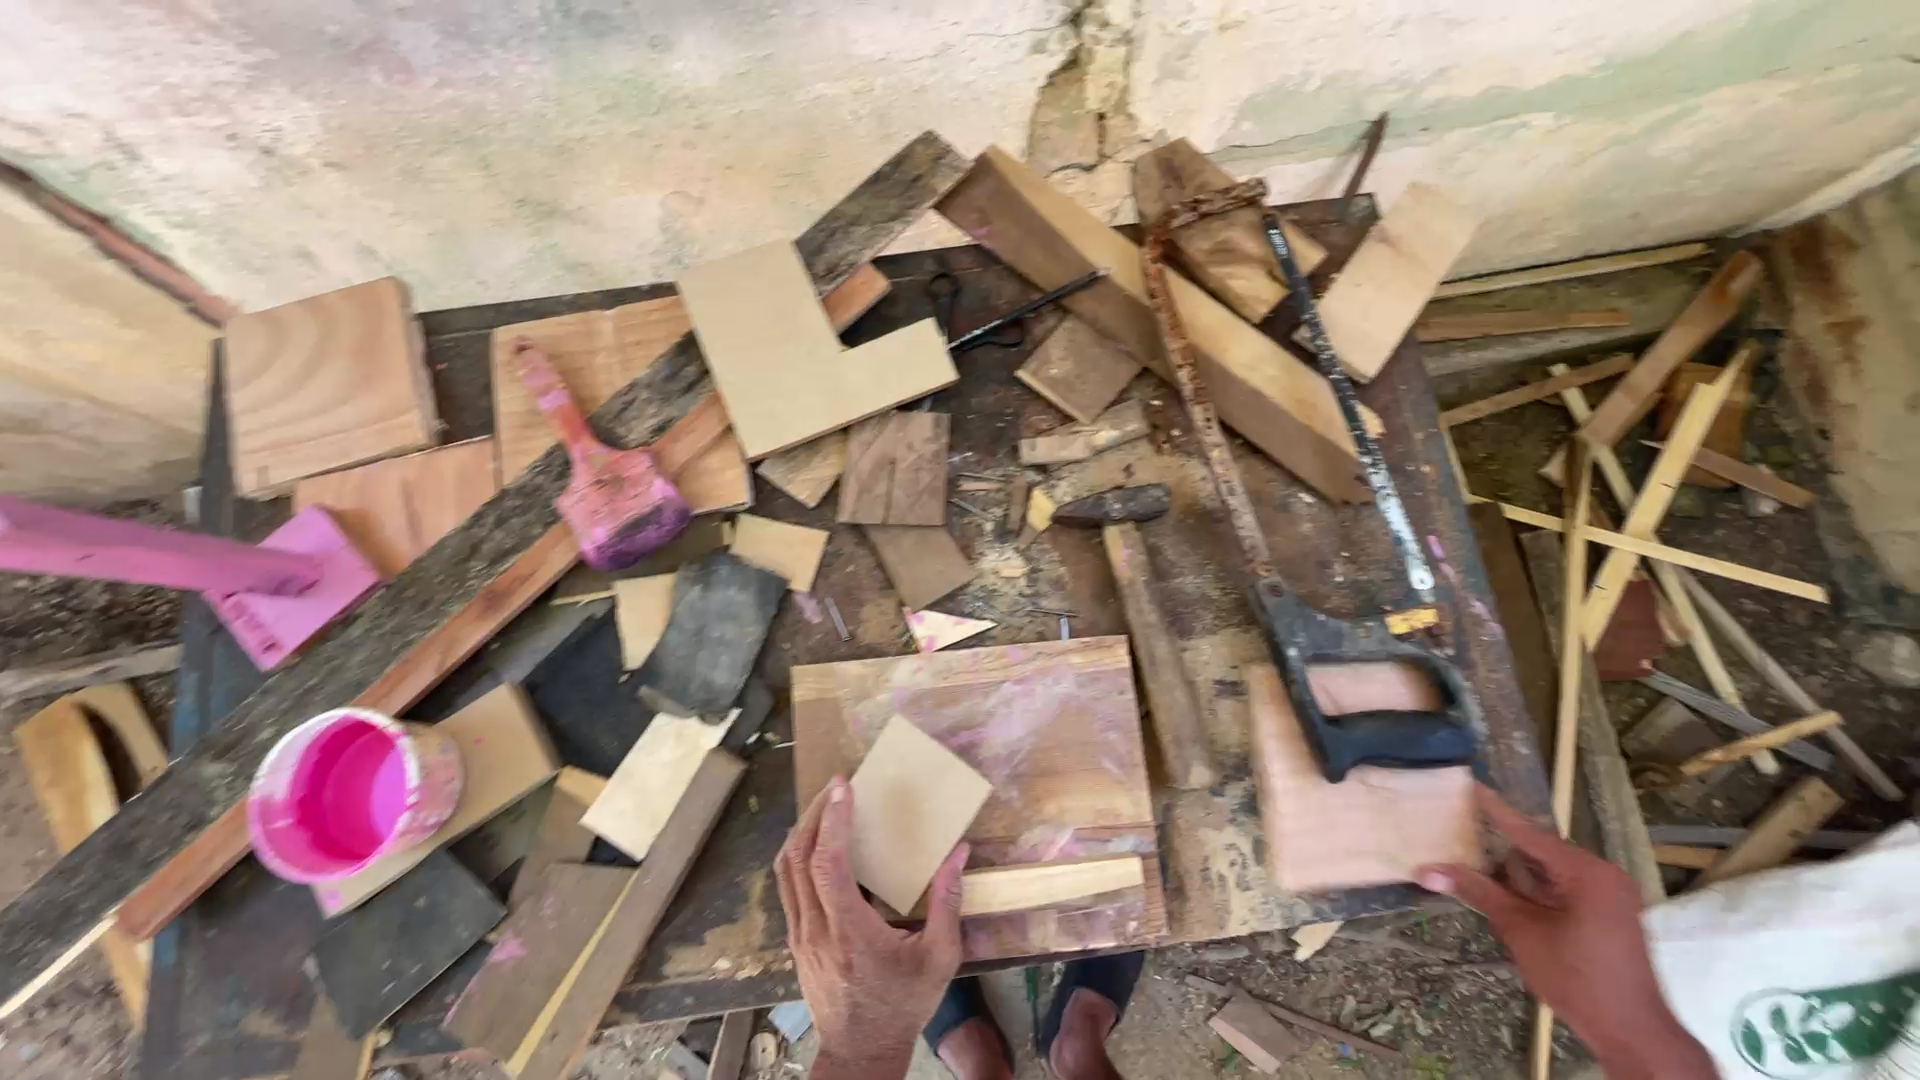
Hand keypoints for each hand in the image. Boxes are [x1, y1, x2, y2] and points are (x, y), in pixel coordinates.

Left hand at [775, 775, 968, 1078]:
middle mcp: (816, 929)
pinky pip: (787, 886)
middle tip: (836, 786)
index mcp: (850, 932)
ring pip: (785, 870)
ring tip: (825, 806)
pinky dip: (798, 855)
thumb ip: (948, 903)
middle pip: (798, 858)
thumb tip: (959, 853)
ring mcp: (800, 935)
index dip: (833, 821)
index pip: (828, 865)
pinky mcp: (796, 940)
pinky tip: (817, 844)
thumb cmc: (904, 1004)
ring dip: (803, 831)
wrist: (861, 1052)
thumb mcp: (940, 959)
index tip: (844, 787)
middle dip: (815, 814)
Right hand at [1417, 786, 1715, 1077]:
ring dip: (1514, 879)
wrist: (1634, 1035)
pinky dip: (1532, 894)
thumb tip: (1425, 870)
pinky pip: (1560, 892)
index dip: (1495, 811)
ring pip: (1546, 874)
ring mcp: (1608, 898)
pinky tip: (1504, 901)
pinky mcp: (1606, 917)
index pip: (1529, 832)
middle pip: (1536, 852)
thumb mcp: (1520, 930)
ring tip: (1471, 874)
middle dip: (1499, 853)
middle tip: (1457, 840)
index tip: (1470, 784)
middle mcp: (1602, 876)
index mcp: (1587, 872)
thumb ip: (1477, 891)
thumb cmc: (1578, 977)